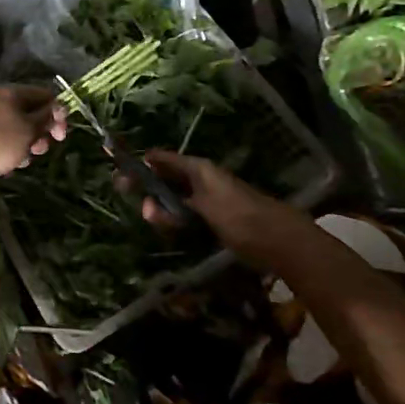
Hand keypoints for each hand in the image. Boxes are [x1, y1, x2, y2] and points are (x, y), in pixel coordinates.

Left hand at [0, 86, 67, 199]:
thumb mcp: (28, 127)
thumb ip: (47, 116)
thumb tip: (58, 106)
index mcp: (11, 93)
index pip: (44, 95)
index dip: (58, 111)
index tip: (62, 132)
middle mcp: (2, 104)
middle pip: (35, 114)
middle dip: (44, 131)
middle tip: (42, 146)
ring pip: (25, 132)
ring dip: (31, 145)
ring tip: (26, 156)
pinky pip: (13, 144)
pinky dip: (18, 153)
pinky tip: (14, 163)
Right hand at [136, 150, 312, 264]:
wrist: (285, 243)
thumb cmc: (242, 217)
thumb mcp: (203, 209)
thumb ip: (172, 210)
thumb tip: (146, 207)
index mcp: (197, 168)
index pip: (159, 159)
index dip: (139, 165)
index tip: (119, 177)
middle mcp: (201, 178)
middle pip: (165, 179)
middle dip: (148, 190)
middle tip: (135, 203)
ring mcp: (209, 198)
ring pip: (174, 198)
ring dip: (161, 209)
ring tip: (154, 221)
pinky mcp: (216, 218)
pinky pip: (186, 214)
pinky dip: (175, 220)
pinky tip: (170, 229)